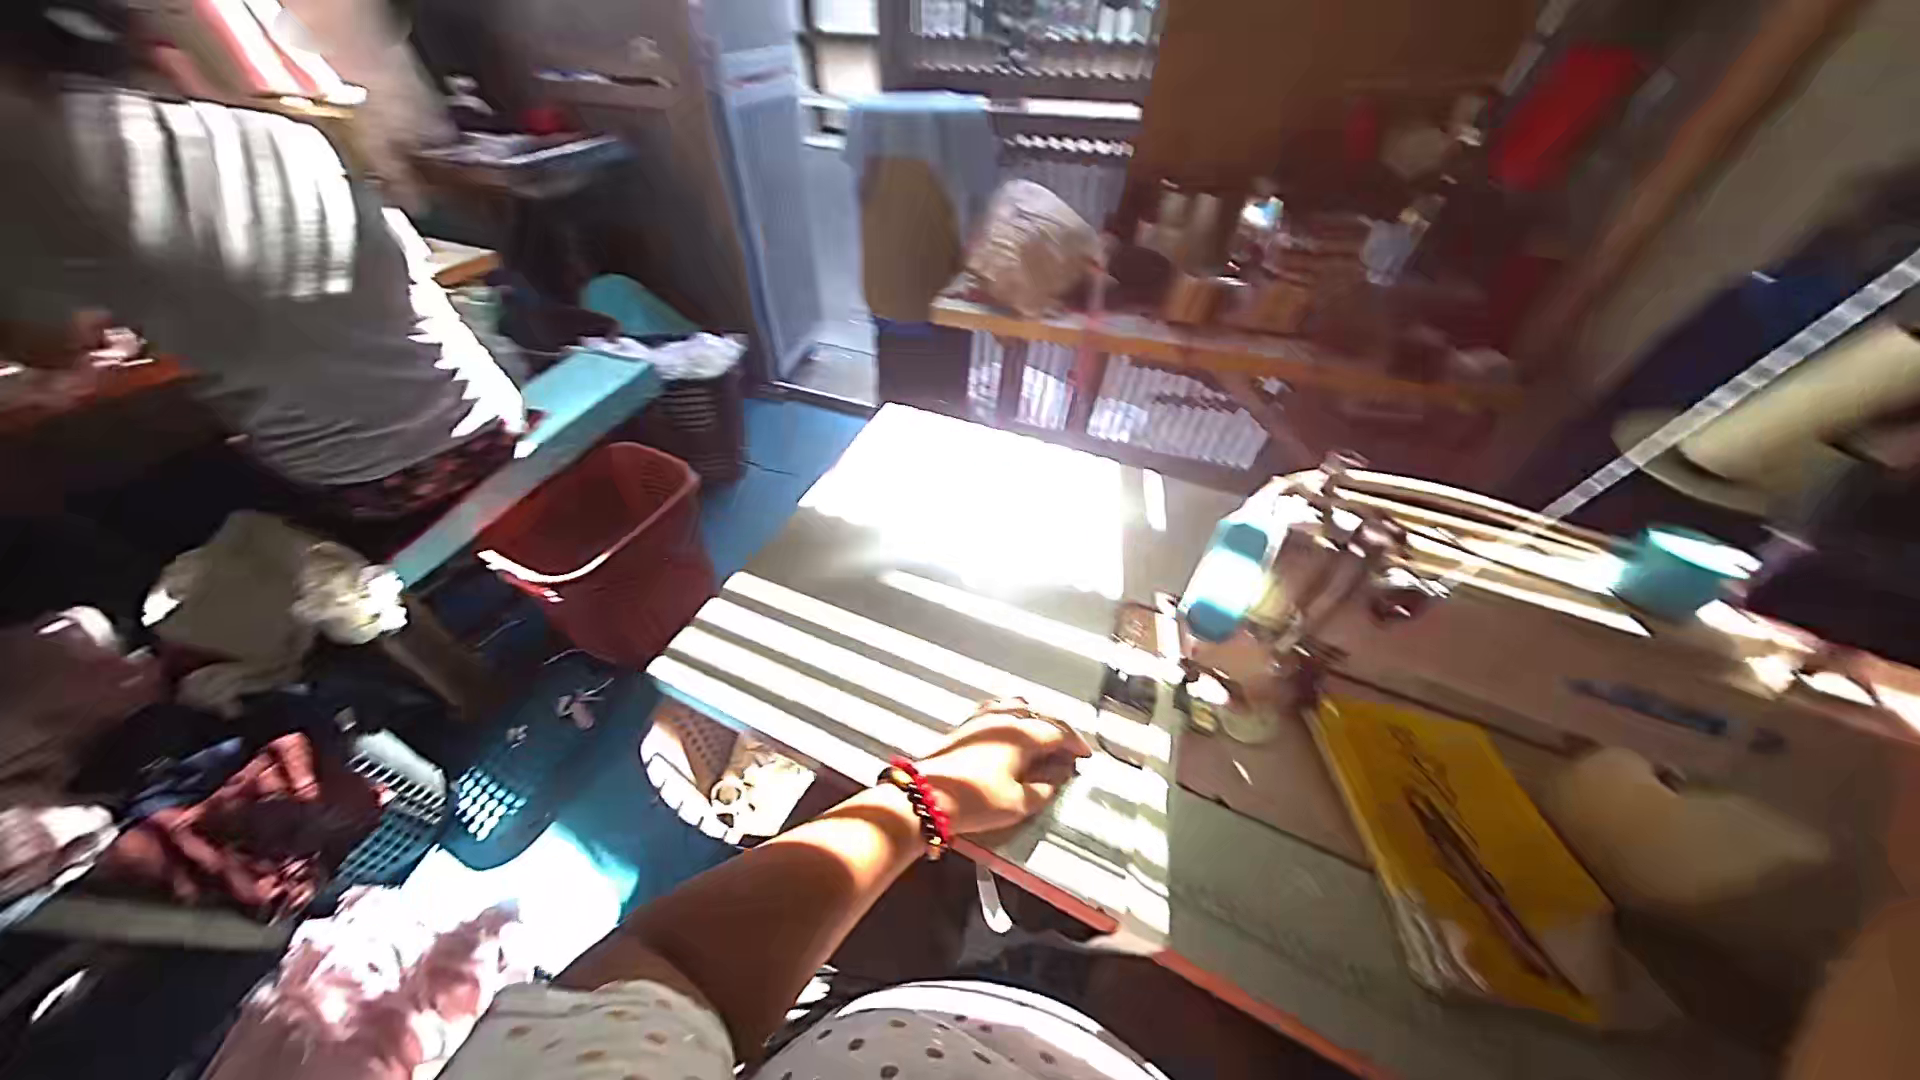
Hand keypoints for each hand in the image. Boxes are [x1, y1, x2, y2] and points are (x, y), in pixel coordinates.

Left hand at [912, 699, 1092, 835]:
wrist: (927, 795)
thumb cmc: (975, 800)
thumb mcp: (1018, 802)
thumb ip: (1045, 787)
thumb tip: (1060, 775)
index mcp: (1022, 735)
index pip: (1058, 731)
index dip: (1075, 743)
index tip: (1084, 755)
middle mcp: (1005, 719)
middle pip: (1041, 715)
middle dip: (1059, 730)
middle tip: (1070, 749)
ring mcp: (984, 717)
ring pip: (1020, 707)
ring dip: (1037, 719)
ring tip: (1044, 737)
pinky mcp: (968, 723)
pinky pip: (1001, 709)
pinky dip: (1016, 715)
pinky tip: (1014, 729)